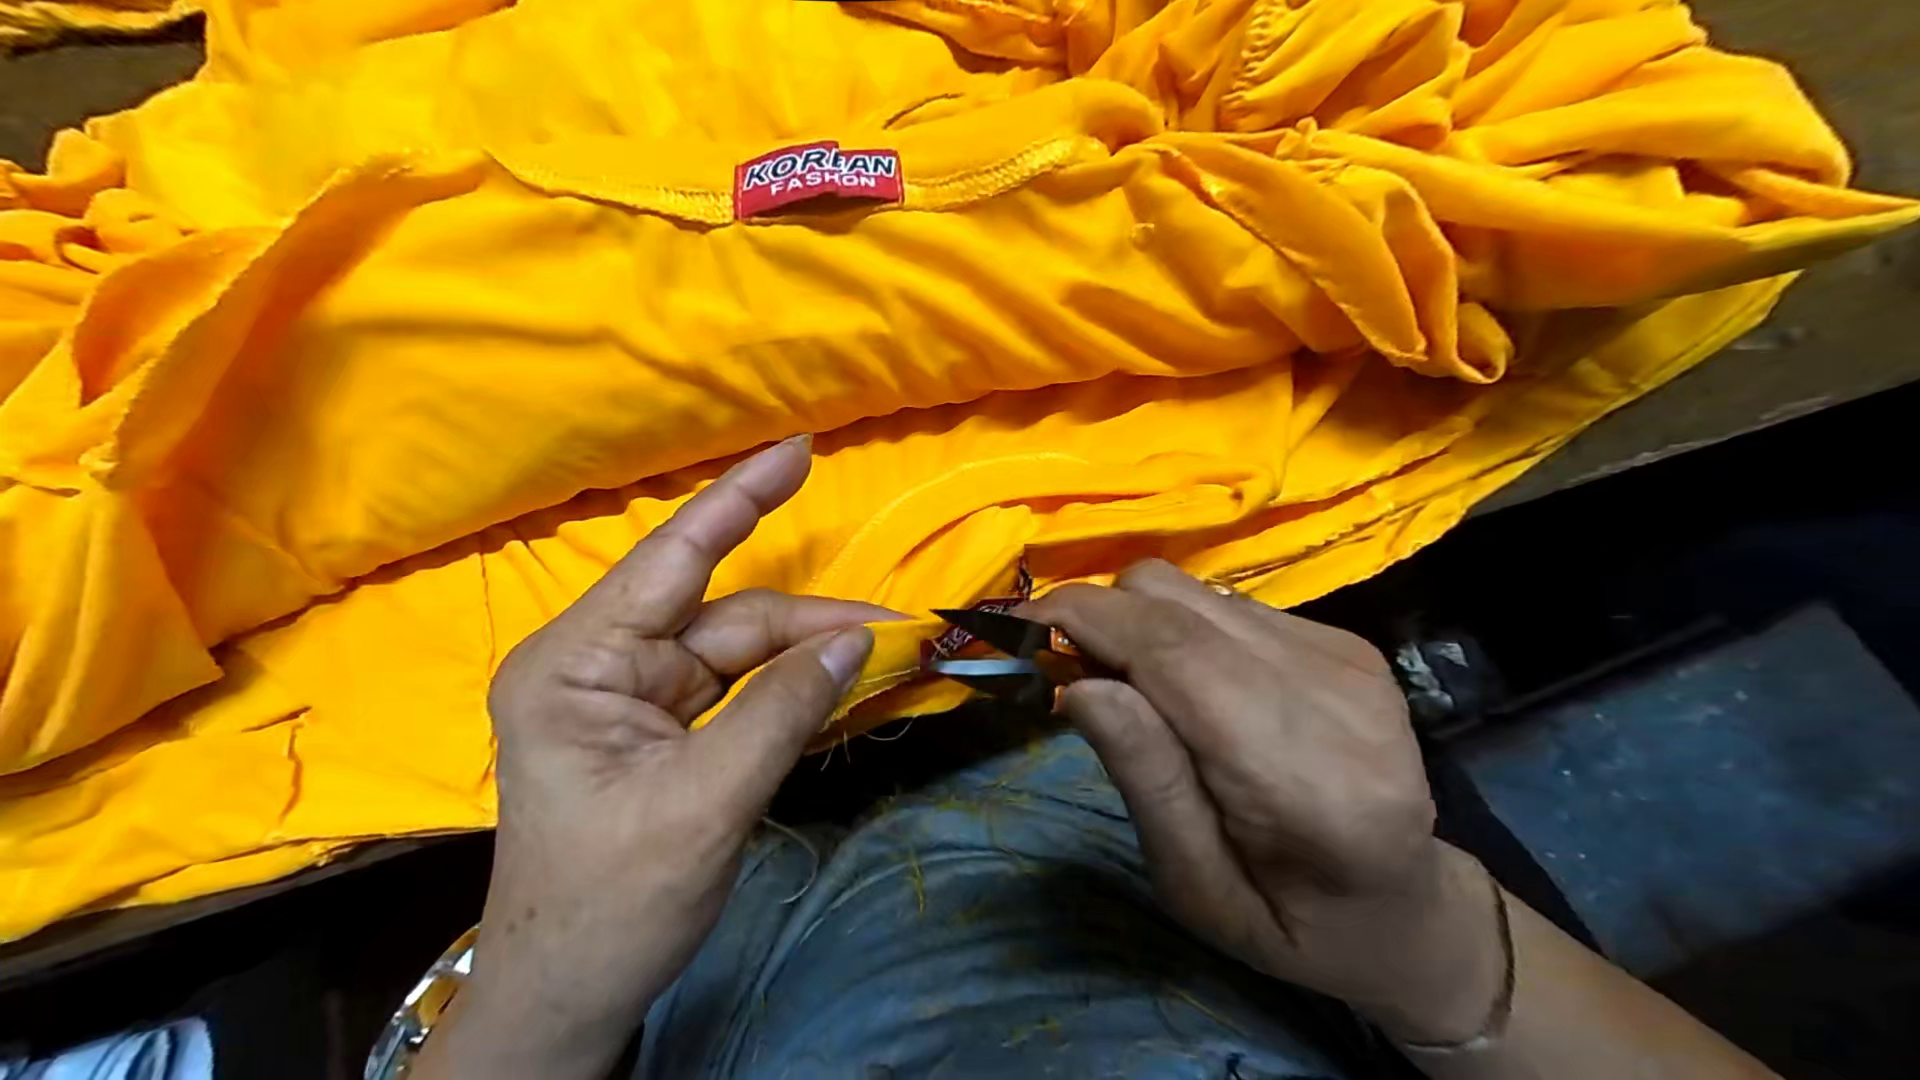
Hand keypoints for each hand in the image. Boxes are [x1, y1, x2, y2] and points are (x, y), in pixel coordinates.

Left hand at [416, 436, 896, 1079]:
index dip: (740, 500)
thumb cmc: (614, 902)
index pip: (673, 558)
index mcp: (581, 663)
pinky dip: (797, 685)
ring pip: (749, 651)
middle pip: (732, 617)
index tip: (796, 451)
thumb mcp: (707, 801)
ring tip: (883, 654)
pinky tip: (842, 680)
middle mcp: (610, 662)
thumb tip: (857, 639)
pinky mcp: (674, 723)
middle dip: (814, 622)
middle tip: (894, 627)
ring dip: (814, 655)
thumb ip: (784, 708)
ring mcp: (644, 693)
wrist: (576, 992)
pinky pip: (749, 686)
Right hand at [1024, 561, 1505, 1043]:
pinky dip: (1175, 626)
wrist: (1411, 907)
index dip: (1082, 620)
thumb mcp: (1196, 890)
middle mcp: (1332, 693)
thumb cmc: (1294, 923)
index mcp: (1303, 778)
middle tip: (1062, 667)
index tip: (1015, 627)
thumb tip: (1075, 684)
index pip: (1172, 654)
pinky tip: (1185, 679)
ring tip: (1124, 678)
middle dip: (1093, 614)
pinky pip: (1219, 601)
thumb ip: (1144, 779)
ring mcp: (1343, 654)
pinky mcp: (1341, 637)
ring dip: (1132, 619)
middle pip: (1173, 600)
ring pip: (1189, 588)